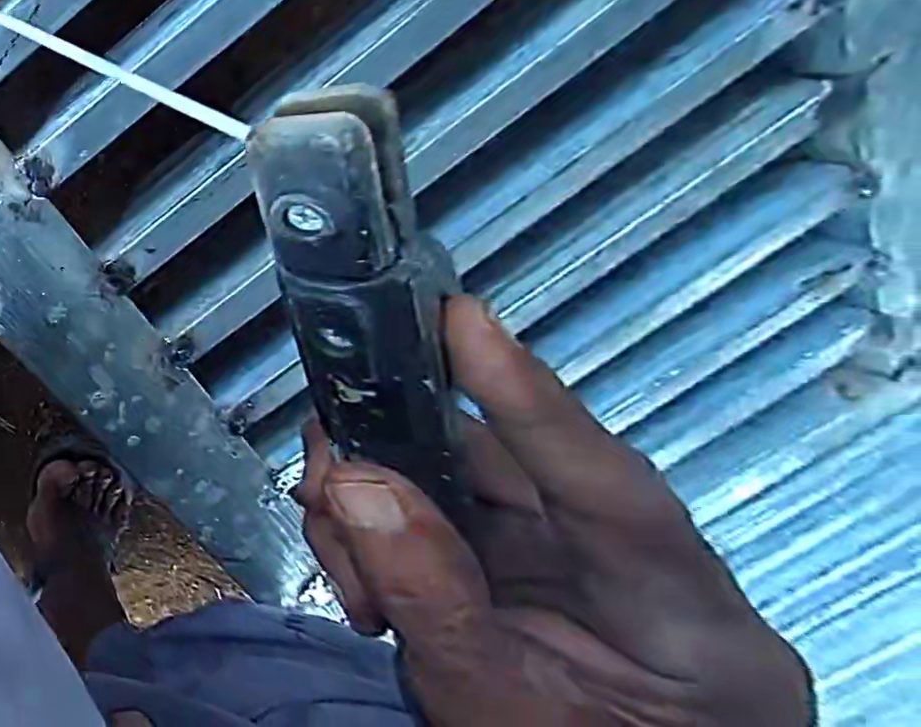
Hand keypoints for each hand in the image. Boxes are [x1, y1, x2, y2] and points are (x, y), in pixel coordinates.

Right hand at [294, 296, 811, 725]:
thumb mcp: (495, 710)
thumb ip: (432, 598)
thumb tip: (352, 481)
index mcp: (683, 620)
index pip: (611, 488)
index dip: (529, 397)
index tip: (462, 317)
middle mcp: (612, 558)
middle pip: (488, 462)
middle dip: (387, 459)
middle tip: (322, 484)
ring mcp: (546, 550)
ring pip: (431, 472)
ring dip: (360, 502)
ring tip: (350, 576)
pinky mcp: (489, 548)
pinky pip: (408, 500)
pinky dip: (360, 525)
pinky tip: (356, 580)